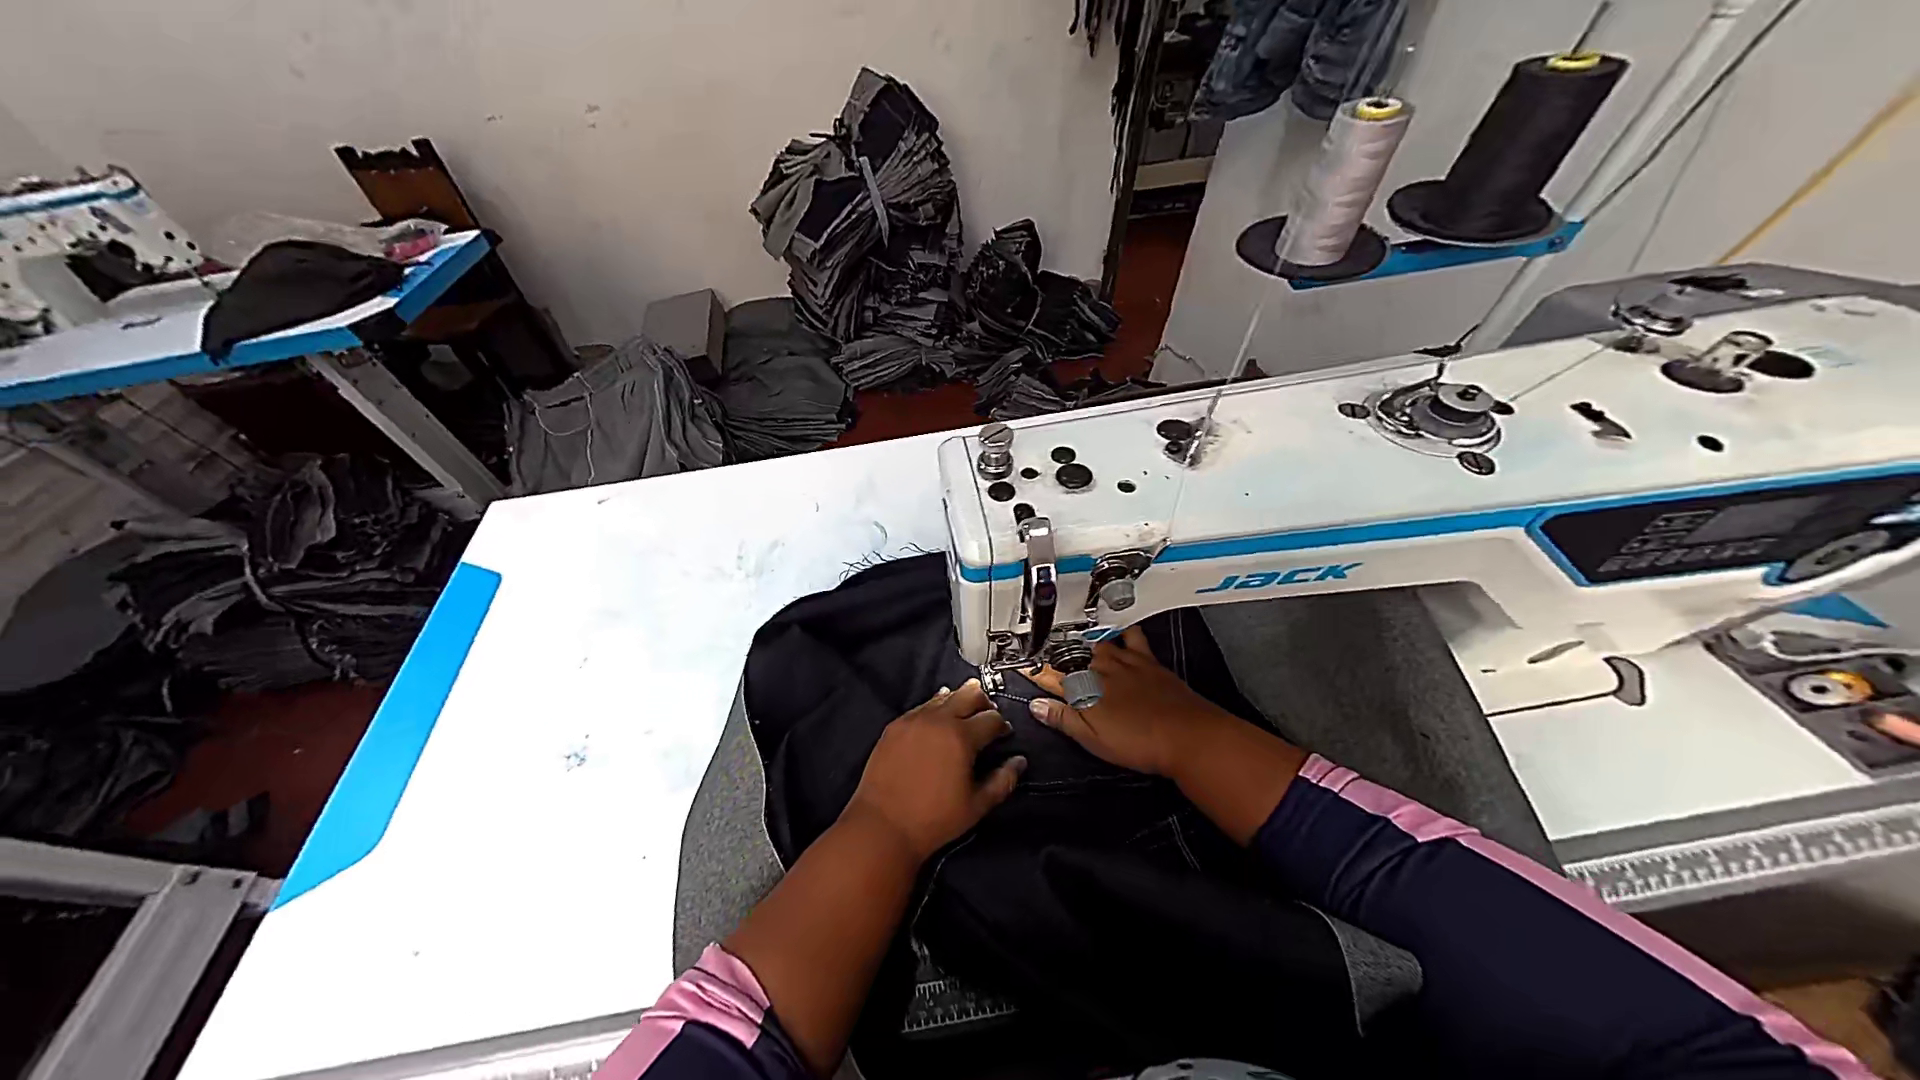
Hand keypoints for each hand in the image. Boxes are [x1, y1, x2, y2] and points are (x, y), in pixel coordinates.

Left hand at [842, 680, 1025, 862]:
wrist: (883, 826)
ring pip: (943, 697)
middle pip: (969, 694)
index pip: (991, 718)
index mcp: (961, 737)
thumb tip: (1019, 761)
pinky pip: (921, 707)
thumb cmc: (934, 819)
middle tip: (987, 717)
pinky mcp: (895, 726)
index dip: (1002, 725)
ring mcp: (913, 720)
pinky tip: (937, 720)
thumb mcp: (977, 805)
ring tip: (964, 716)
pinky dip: (935, 709)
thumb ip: (1003, 780)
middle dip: (984, 703)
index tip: (1005, 734)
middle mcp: (938, 720)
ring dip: (959, 702)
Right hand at [1028, 626, 1236, 777]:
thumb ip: (1063, 719)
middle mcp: (1102, 670)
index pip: (1052, 678)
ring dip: (1088, 646)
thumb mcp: (1094, 740)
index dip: (1039, 676)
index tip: (1027, 672)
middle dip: (1063, 661)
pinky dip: (1123, 631)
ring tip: (1082, 648)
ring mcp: (1126, 662)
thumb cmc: (1140, 743)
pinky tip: (1121, 630)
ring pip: (1099, 644)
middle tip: (1058, 666)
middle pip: (1074, 658)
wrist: (1187, 735)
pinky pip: (1132, 636)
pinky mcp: (1148, 660)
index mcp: (1084, 690)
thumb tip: (1037, 706)